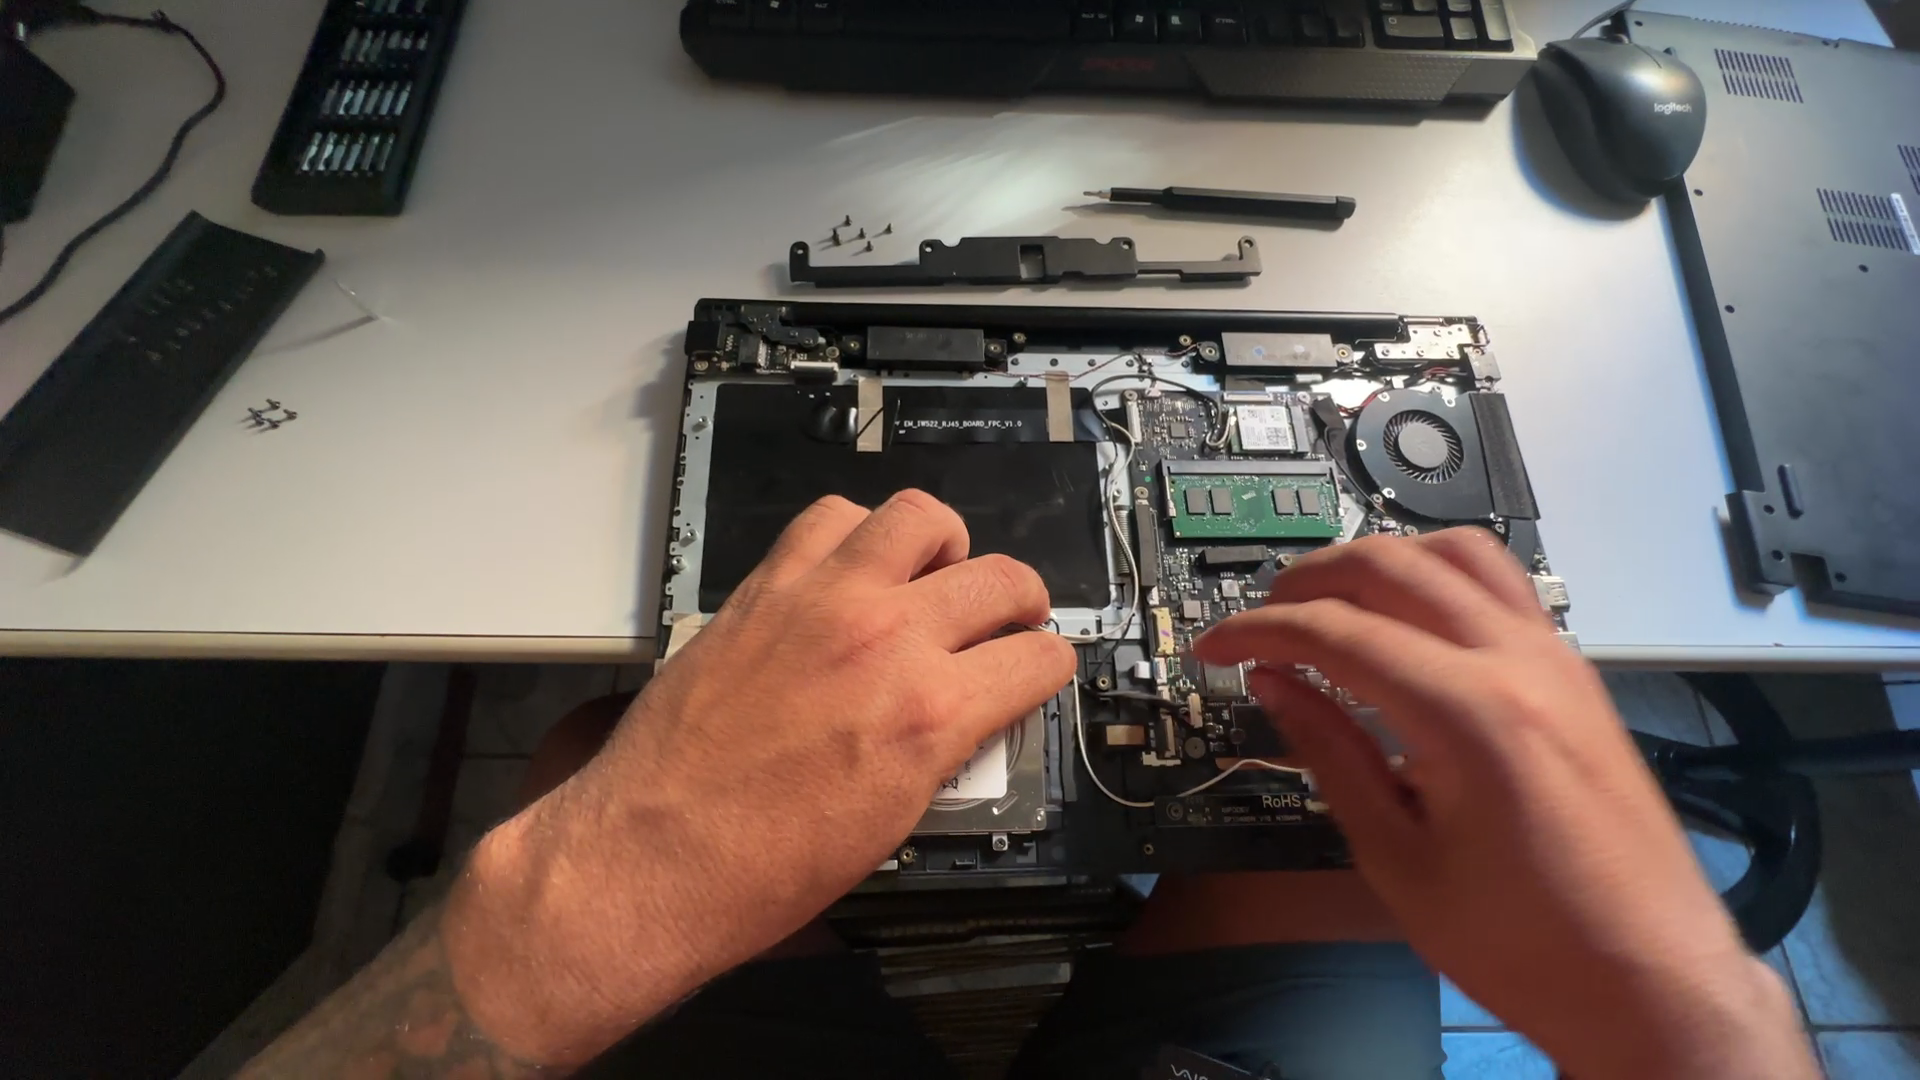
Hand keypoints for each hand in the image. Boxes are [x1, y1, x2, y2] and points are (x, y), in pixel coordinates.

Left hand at [442, 491, 1075, 1064]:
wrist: (650, 857)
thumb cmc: (767, 866)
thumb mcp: (896, 819)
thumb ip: (950, 743)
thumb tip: (974, 704)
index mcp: (933, 715)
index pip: (1038, 659)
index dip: (1048, 665)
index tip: (1037, 665)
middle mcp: (889, 640)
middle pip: (1002, 577)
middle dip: (1024, 598)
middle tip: (1011, 614)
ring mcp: (827, 600)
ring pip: (921, 518)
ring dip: (946, 543)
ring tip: (935, 571)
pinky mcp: (769, 586)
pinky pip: (831, 518)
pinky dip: (858, 533)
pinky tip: (854, 566)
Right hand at [1195, 529, 1815, 1079]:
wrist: (1655, 989)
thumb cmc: (1520, 943)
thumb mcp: (1394, 854)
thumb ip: (1327, 749)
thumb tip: (1270, 682)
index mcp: (1471, 717)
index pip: (1336, 634)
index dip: (1256, 632)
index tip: (1213, 648)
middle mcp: (1520, 664)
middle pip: (1387, 568)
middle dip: (1302, 582)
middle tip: (1258, 623)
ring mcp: (1555, 659)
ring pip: (1449, 551)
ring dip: (1370, 562)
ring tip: (1323, 601)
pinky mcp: (1570, 671)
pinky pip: (1495, 581)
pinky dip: (1429, 573)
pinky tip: (1397, 613)